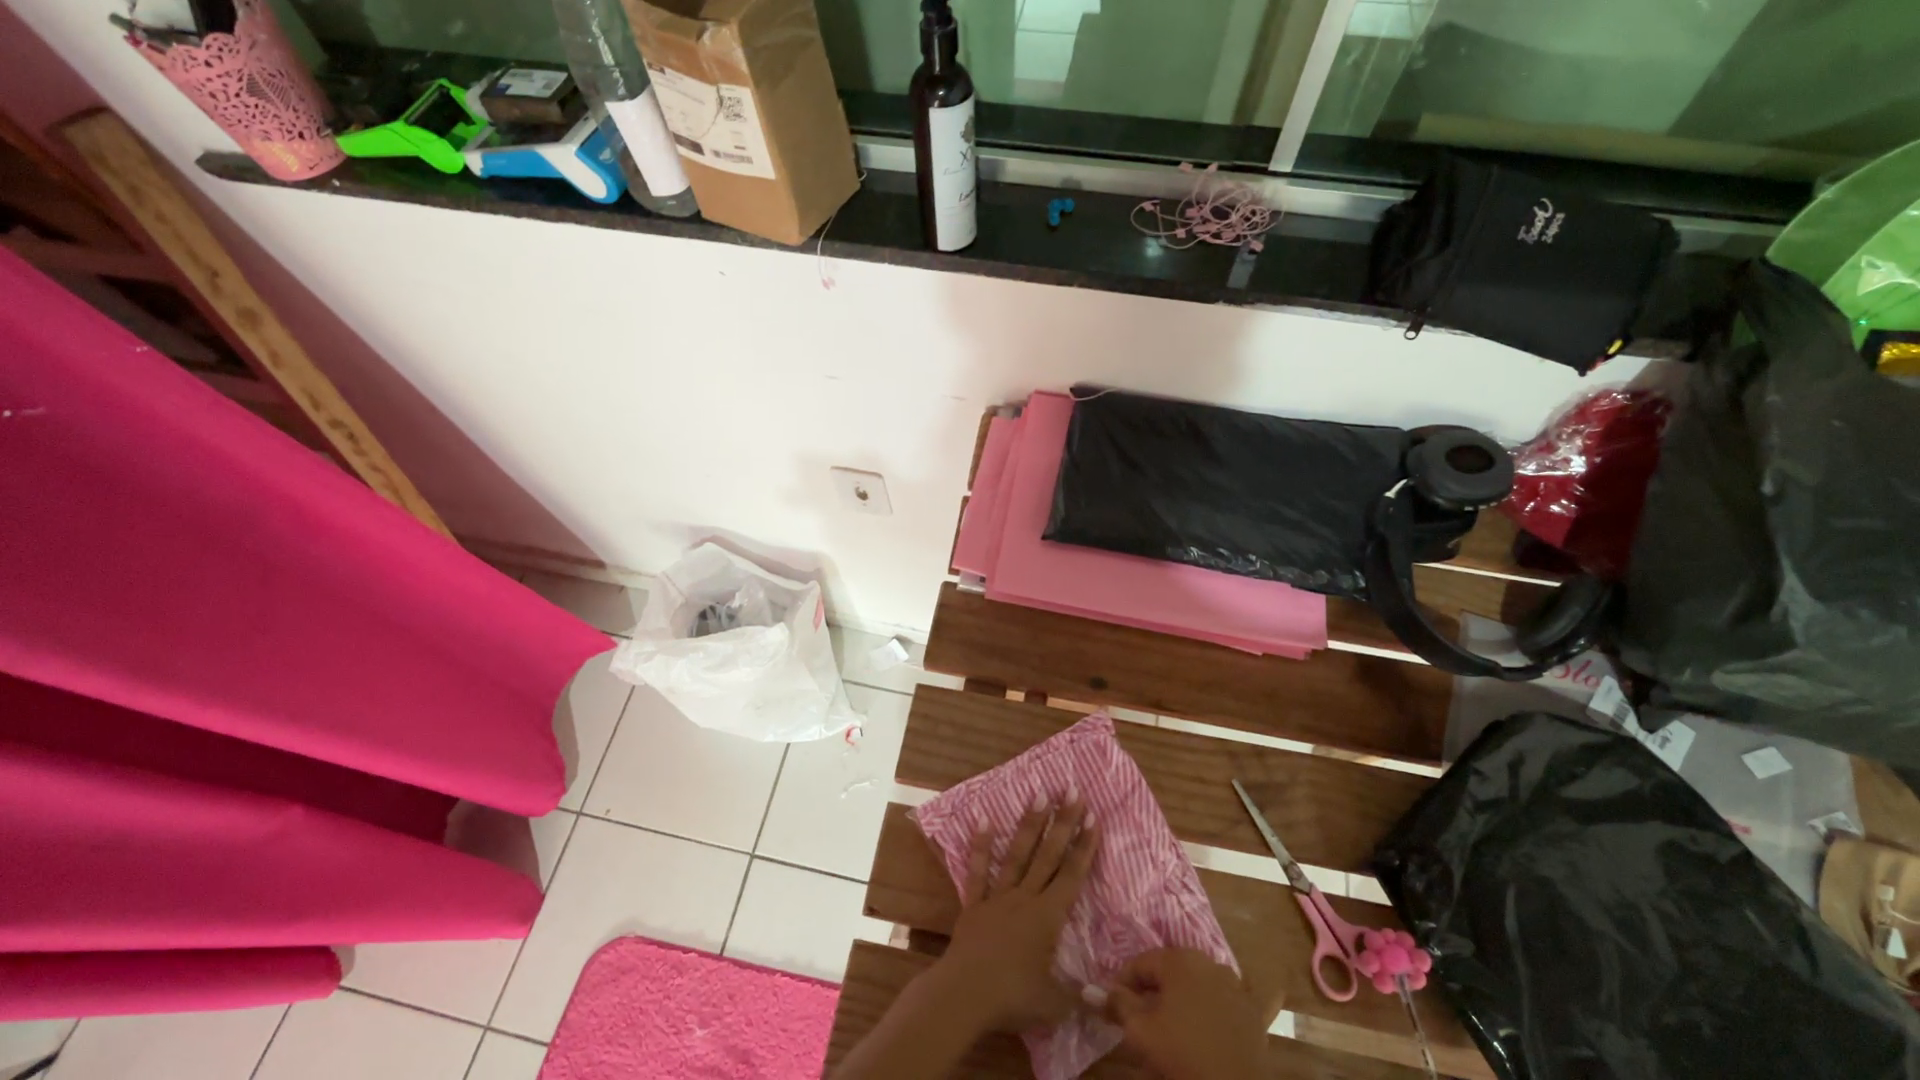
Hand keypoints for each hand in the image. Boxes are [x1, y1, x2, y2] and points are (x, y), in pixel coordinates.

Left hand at [924, 797, 1100, 1033]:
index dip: (1085, 847)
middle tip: (1072, 790)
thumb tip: (1104, 1003)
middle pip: (1048, 855)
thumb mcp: (1054, 1004)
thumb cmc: (1012, 997)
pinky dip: (980, 847)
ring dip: (1029, 825)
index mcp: (1048, 917)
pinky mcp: (973, 905)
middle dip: (1063, 822)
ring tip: (1039, 795)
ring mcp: (997, 898)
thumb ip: (1079, 998)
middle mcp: (1025, 899)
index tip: (1094, 817)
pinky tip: (983, 820)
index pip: (1073, 875)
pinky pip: (978, 871)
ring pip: (1017, 855)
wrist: (963, 995)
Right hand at [1107, 948, 1266, 1079]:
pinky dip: (1206, 1009)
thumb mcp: (1139, 1030)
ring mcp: (1235, 985)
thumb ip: (1116, 1004)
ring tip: (1168, 1028)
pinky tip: (1201, 1031)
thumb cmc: (1181, 1052)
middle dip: (1151, 991)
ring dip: (1178, 999)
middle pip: (1169, 971)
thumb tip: (1089, 990)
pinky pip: (1220, 1000)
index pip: (1140, 963)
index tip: (1115, 1007)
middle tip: (1140, 1019)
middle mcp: (1209, 962)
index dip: (1123, 984)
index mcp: (1180, 960)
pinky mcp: (1251, 1009)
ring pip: (1195, 984)